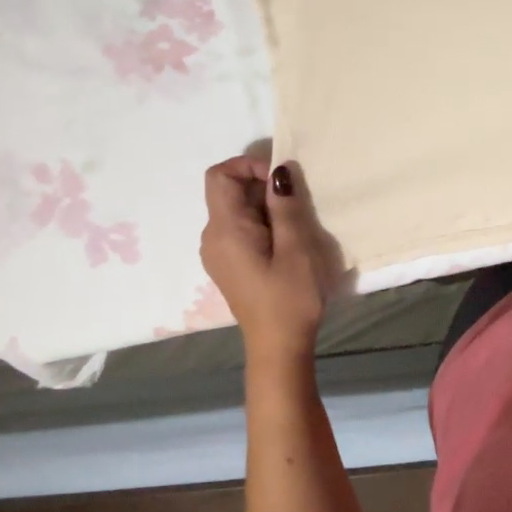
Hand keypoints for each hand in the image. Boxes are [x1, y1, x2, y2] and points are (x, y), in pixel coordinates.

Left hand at [200, 155, 328, 361]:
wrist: (278, 345)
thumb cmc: (290, 298)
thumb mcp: (296, 249)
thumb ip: (285, 207)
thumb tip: (280, 171)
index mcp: (225, 229)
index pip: (220, 175)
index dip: (249, 165)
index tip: (283, 180)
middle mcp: (212, 236)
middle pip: (228, 191)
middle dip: (263, 186)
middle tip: (299, 204)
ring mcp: (217, 252)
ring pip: (236, 210)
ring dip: (265, 206)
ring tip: (296, 224)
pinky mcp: (229, 264)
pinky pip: (240, 229)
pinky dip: (262, 223)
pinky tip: (286, 243)